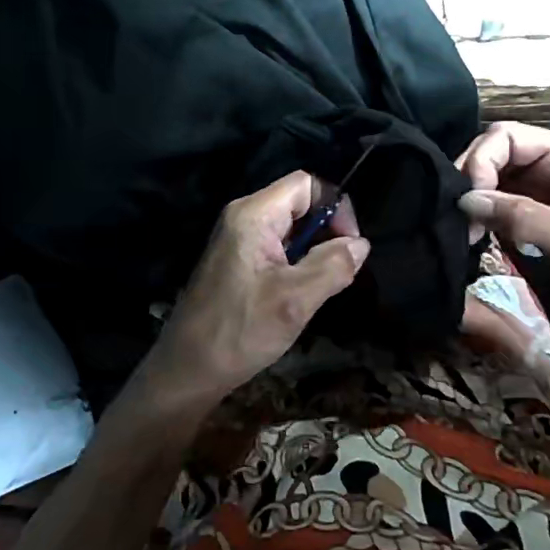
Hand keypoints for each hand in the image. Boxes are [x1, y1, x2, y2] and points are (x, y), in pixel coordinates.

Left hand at [145, 171, 370, 403]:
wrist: (189, 365)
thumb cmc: (240, 329)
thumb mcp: (295, 299)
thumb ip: (332, 265)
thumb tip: (360, 243)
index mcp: (252, 214)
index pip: (305, 184)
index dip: (335, 206)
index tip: (349, 244)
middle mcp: (241, 216)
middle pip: (297, 203)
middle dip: (325, 230)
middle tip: (337, 270)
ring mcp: (235, 237)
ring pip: (288, 227)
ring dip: (311, 250)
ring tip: (318, 286)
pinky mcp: (234, 258)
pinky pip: (274, 245)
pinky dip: (294, 262)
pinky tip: (298, 292)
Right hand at [456, 122, 549, 335]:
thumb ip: (518, 216)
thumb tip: (462, 200)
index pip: (508, 137)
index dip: (481, 161)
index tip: (467, 201)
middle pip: (497, 154)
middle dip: (472, 181)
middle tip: (457, 219)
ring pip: (495, 179)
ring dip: (476, 202)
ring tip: (465, 232)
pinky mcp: (545, 213)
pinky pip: (504, 203)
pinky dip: (486, 217)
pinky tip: (477, 236)